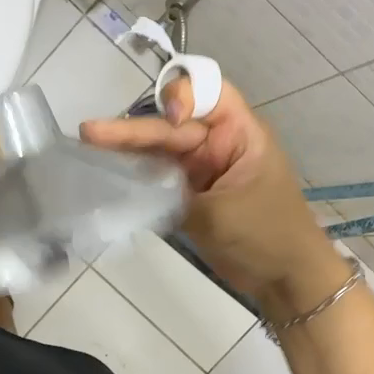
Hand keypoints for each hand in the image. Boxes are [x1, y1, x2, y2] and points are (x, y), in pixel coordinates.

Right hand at [79, 75, 344, 314]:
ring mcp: (201, 170)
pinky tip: (107, 174)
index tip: (166, 116)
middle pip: (170, 126)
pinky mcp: (189, 194)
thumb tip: (135, 183)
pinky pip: (158, 177)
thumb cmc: (265, 236)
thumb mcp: (219, 212)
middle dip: (132, 129)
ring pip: (159, 150)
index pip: (208, 94)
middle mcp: (217, 144)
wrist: (285, 278)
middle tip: (89, 133)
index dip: (182, 96)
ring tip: (88, 147)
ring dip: (126, 149)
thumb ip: (175, 192)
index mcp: (239, 134)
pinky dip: (134, 175)